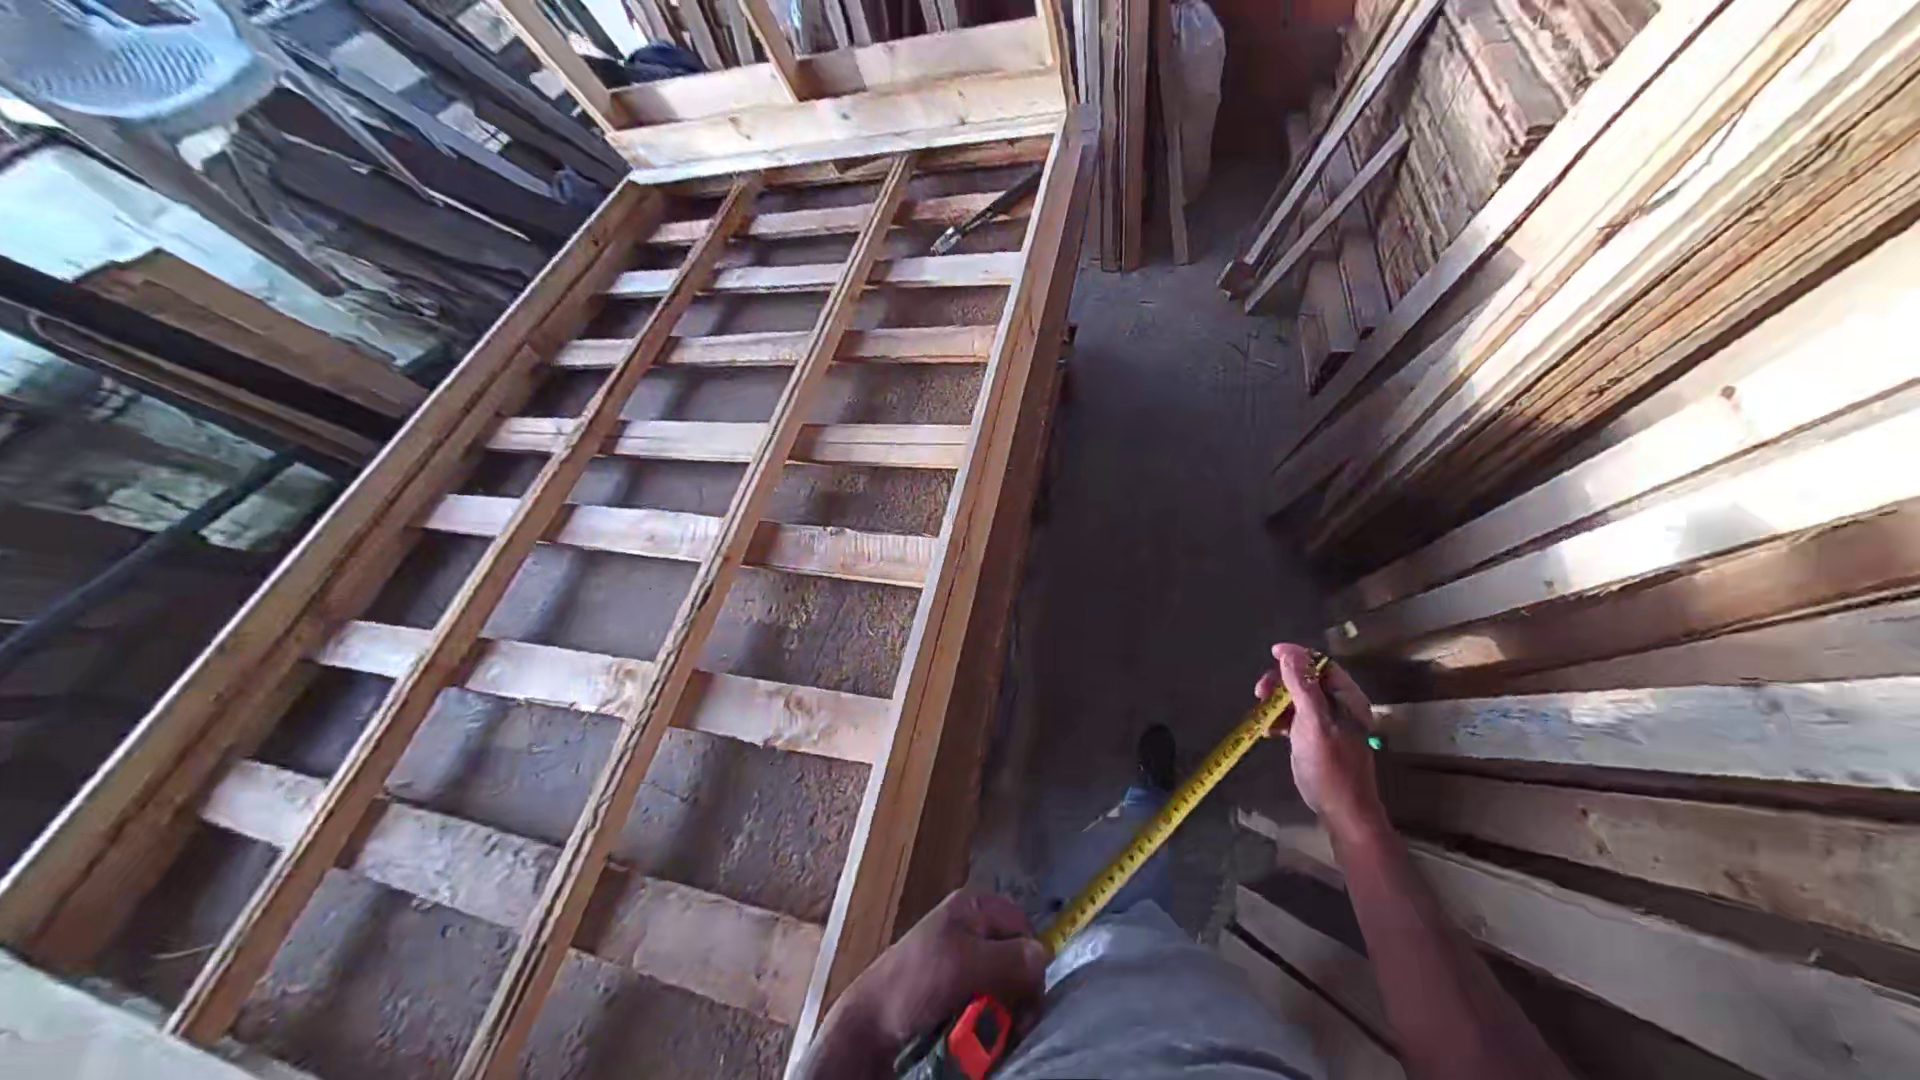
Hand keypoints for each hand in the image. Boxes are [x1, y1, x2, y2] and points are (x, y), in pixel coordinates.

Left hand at [796, 889, 1046, 1077]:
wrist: (871, 1025)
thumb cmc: (915, 981)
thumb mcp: (963, 964)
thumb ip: (1007, 958)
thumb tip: (1044, 956)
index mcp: (972, 907)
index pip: (1021, 925)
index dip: (1029, 956)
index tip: (1027, 991)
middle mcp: (971, 929)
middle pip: (1016, 957)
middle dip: (1018, 990)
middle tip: (1013, 1019)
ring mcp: (964, 960)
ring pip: (1006, 985)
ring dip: (1004, 1010)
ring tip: (990, 1029)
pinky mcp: (958, 990)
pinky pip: (989, 1003)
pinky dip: (989, 1019)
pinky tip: (977, 1032)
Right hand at [1255, 643, 1383, 837]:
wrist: (1341, 811)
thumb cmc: (1331, 766)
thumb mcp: (1313, 722)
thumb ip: (1301, 686)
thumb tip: (1289, 653)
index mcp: (1347, 699)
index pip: (1322, 665)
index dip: (1298, 656)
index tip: (1271, 653)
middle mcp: (1339, 707)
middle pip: (1305, 680)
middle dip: (1280, 682)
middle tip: (1260, 692)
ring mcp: (1326, 723)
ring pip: (1296, 698)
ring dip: (1276, 701)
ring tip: (1262, 715)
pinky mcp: (1314, 737)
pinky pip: (1293, 717)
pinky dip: (1278, 719)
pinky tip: (1269, 731)